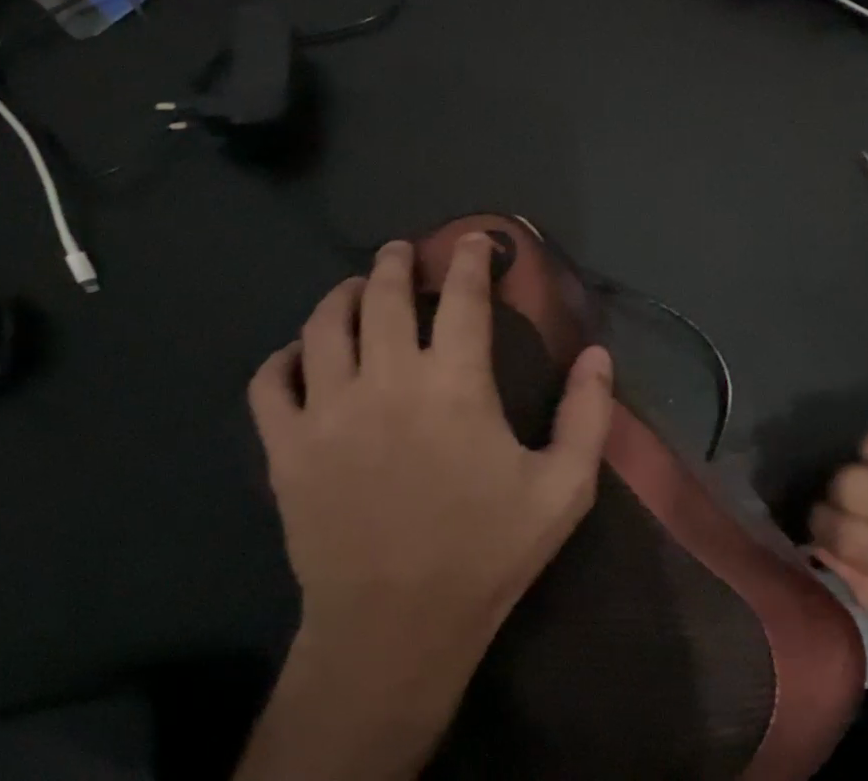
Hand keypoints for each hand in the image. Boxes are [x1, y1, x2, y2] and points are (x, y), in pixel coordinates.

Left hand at [249, 234, 615, 668]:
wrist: (396, 626)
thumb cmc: (486, 554)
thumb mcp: (563, 490)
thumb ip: (587, 416)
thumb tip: (597, 354)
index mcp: (454, 385)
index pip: (462, 298)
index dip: (470, 260)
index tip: (475, 241)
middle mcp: (385, 381)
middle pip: (382, 297)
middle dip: (395, 263)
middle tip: (402, 253)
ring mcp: (327, 411)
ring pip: (322, 326)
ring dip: (341, 296)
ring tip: (354, 289)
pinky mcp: (286, 447)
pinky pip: (269, 382)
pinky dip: (283, 358)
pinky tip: (299, 355)